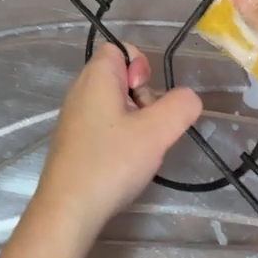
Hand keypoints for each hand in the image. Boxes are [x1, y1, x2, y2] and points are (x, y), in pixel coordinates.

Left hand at [30, 46, 203, 237]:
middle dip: (142, 99)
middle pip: (121, 77)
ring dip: (133, 123)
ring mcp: (75, 114)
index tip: (145, 100)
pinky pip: (103, 124)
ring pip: (115, 103)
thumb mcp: (156, 132)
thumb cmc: (111, 161)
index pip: (121, 49)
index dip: (141, 68)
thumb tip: (189, 97)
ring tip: (135, 151)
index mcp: (97, 75)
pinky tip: (121, 163)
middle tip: (145, 129)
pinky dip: (118, 137)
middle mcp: (81, 88)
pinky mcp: (73, 138)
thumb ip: (180, 107)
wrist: (68, 208)